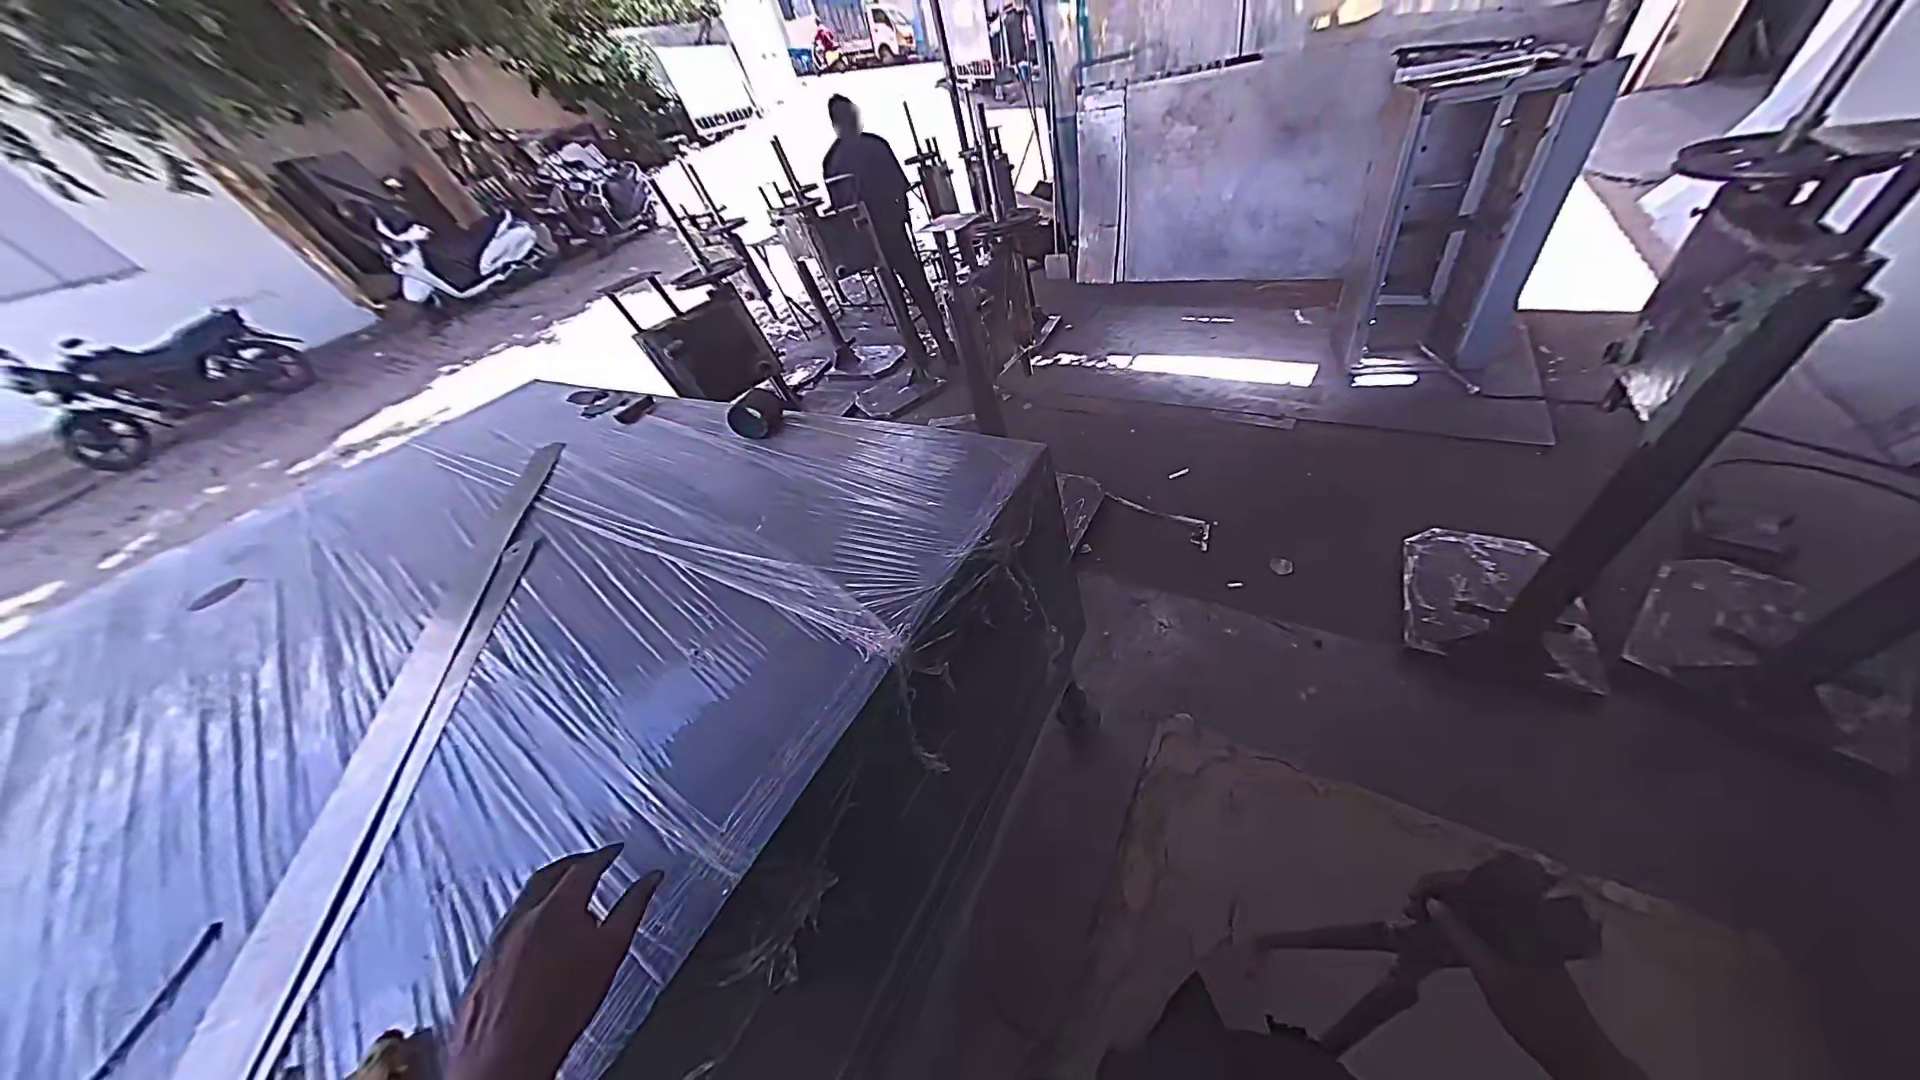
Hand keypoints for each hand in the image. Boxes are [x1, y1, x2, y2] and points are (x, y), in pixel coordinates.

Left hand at [446, 846, 662, 1079]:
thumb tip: (651, 879)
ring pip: (525, 897)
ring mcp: (498, 938)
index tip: (614, 850)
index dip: (604, 854)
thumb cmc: (560, 1009)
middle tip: (591, 860)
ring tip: (568, 891)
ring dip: (549, 886)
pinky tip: (540, 928)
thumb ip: (634, 905)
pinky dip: (529, 912)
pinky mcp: (482, 962)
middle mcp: (523, 916)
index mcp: (557, 907)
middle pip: (549, 873)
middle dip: (574, 862)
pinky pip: (509, 921)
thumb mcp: (612, 949)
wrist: (507, 1058)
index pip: (584, 865)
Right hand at [1424, 897, 1645, 1079]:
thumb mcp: (1490, 974)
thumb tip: (1431, 903)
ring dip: (1443, 908)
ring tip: (1418, 919)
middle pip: (1470, 888)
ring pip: (1472, 905)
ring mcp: (1519, 932)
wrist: (1576, 1052)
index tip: (1412, 898)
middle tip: (1411, 910)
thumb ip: (1459, 935)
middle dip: (1436, 893)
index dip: (1436, 883)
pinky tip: (1439, 935)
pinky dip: (1456, 924)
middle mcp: (1520, 917)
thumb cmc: (1533, 1012)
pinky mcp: (1516, 946)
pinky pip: (1480, 922)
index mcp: (1518, 917)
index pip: (1471, 881)